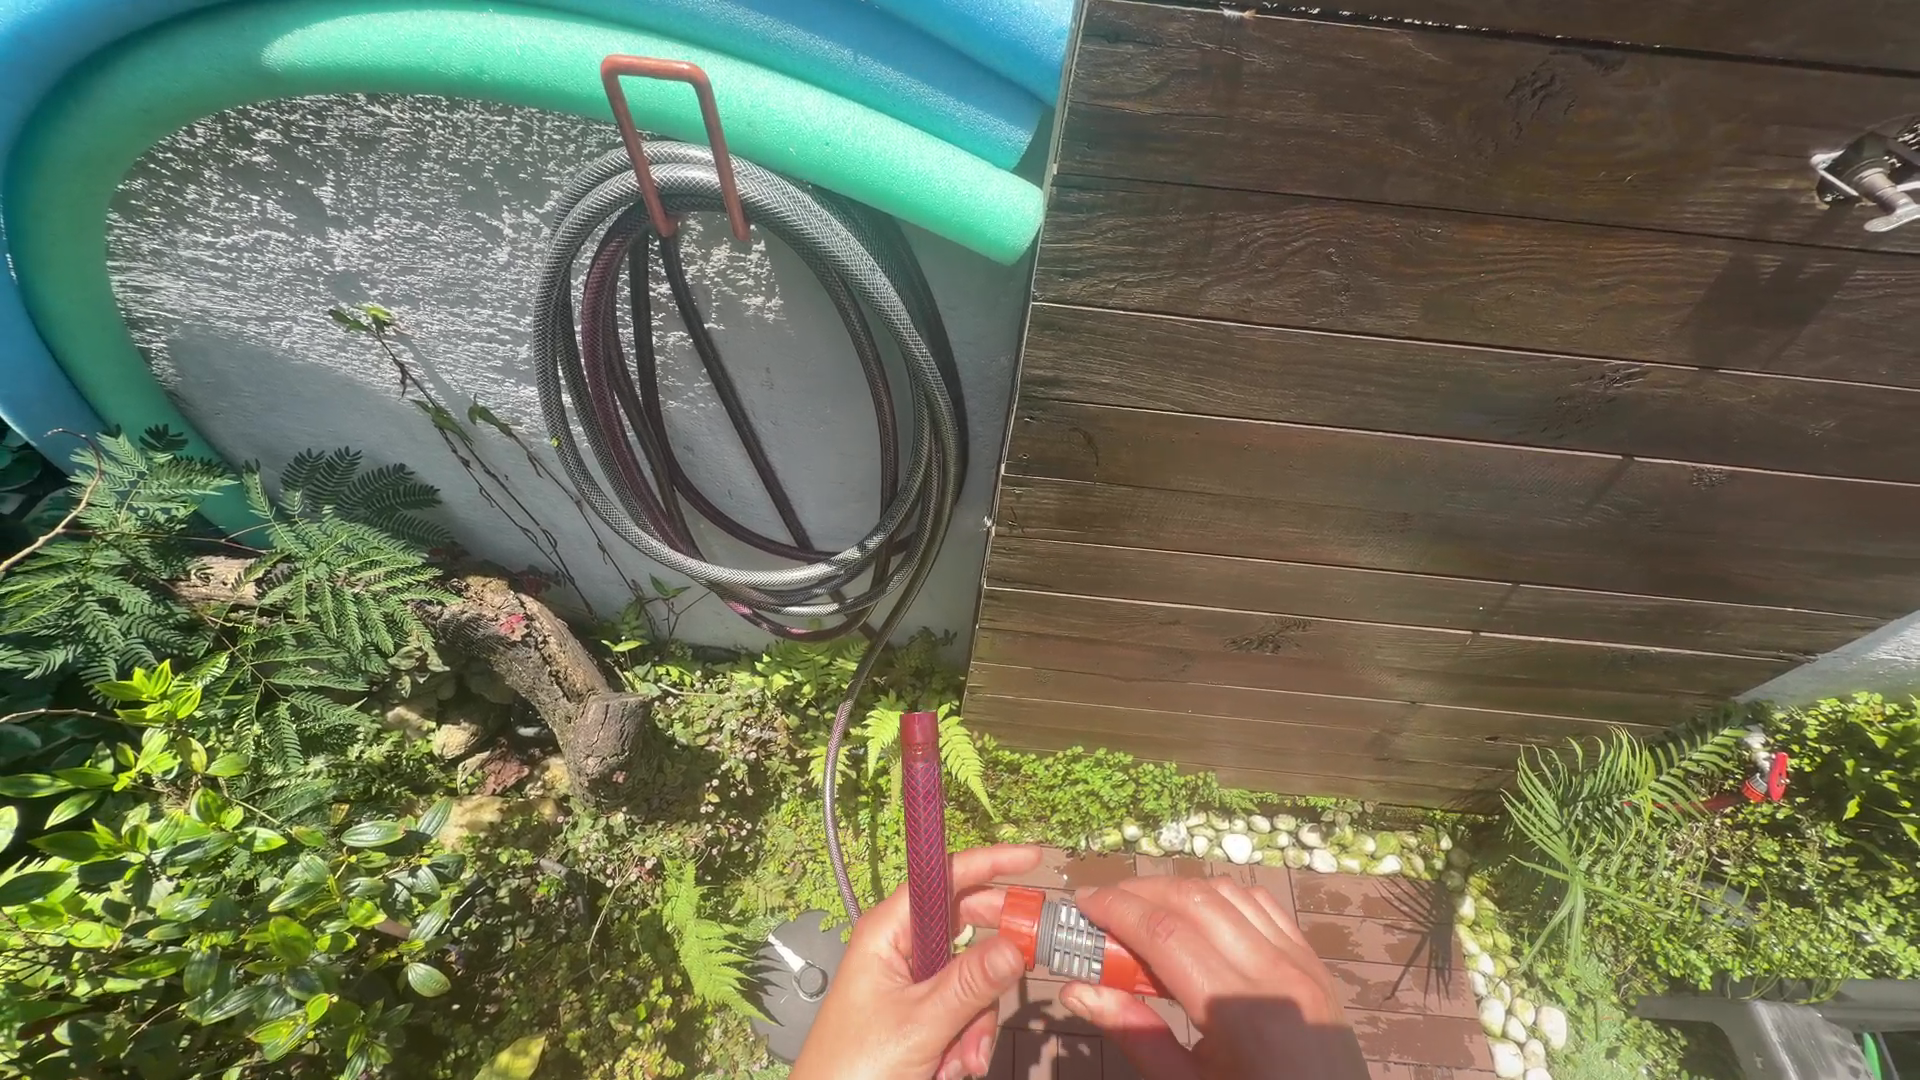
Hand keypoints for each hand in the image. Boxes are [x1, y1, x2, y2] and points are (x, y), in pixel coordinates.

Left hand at [790, 844, 1041, 1079]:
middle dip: (992, 961)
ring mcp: (912, 982)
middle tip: (1028, 958)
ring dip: (977, 1020)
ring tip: (964, 1058)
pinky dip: (968, 1040)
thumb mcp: (919, 1025)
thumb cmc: (852, 1070)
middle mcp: (901, 947)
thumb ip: (969, 984)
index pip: (944, 877)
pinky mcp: (920, 1014)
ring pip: (971, 977)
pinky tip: (955, 1067)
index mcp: (889, 930)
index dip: (988, 862)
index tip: (1030, 859)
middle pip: (966, 926)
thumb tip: (1014, 946)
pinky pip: (963, 1010)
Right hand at [1059, 877, 1368, 1079]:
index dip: (1117, 910)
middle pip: (1192, 900)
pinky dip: (1218, 895)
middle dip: (1138, 892)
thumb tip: (1076, 990)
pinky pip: (1259, 903)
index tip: (1081, 902)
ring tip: (1142, 908)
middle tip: (1101, 905)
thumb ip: (1134, 1034)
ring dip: (1176, 889)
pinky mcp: (1313, 961)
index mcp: (1240, 1014)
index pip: (1164, 933)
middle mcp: (1273, 973)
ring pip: (1225, 892)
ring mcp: (1300, 962)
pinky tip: (1196, 912)